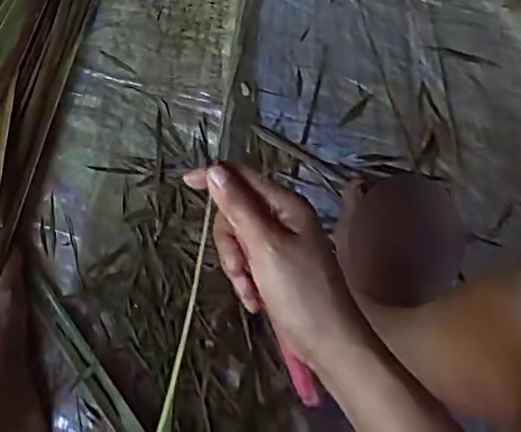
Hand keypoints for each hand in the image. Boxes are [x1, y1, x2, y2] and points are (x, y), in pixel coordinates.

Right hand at [182, 163, 364, 370]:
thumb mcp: (263, 246)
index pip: (241, 175)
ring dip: (236, 264)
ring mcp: (283, 242)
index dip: (213, 176)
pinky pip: (248, 258)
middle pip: (236, 209)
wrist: (333, 350)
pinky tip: (254, 299)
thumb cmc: (301, 294)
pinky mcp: (279, 266)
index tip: (186, 182)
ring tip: (248, 290)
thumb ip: (238, 206)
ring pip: (238, 236)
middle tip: (237, 266)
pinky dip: (245, 277)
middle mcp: (284, 217)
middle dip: (229, 239)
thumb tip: (214, 170)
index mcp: (285, 204)